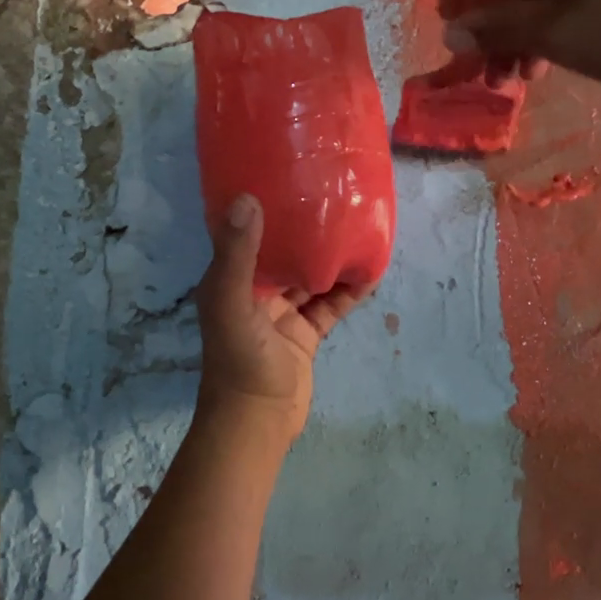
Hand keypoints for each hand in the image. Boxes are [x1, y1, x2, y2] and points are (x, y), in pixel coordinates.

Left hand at [195, 194, 369, 439]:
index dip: (265, 206)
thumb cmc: (239, 359)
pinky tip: (370, 271)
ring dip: (331, 256)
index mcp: (230, 278)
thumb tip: (248, 197)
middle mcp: (255, 291)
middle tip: (333, 196)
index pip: (247, 233)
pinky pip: (330, 304)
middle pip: (283, 250)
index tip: (289, 177)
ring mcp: (283, 313)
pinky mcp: (306, 333)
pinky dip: (349, 290)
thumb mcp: (231, 301)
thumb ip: (238, 253)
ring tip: (357, 226)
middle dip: (305, 227)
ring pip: (310, 276)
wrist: (257, 422)